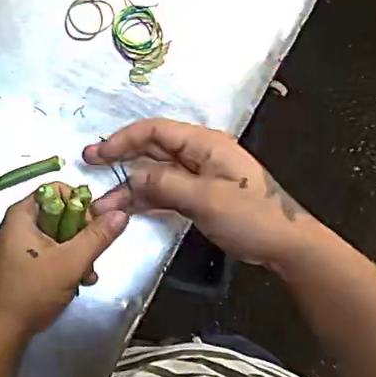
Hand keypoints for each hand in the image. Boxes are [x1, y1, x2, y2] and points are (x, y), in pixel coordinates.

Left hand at [0, 183, 127, 339]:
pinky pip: (54, 251)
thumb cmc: (32, 290)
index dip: (79, 204)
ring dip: (79, 253)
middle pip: (62, 213)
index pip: (57, 190)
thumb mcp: (71, 262)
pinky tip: (79, 281)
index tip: (91, 226)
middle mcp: (20, 224)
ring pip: (61, 235)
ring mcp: (22, 245)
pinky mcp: (26, 263)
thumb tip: (121, 213)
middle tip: (90, 255)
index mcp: (22, 214)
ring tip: (86, 274)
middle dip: (82, 235)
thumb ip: (98, 236)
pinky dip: (68, 263)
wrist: (4, 331)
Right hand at [85, 119, 327, 273]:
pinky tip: (125, 209)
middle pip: (153, 150)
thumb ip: (166, 183)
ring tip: (102, 204)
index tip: (98, 153)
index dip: (124, 139)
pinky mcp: (200, 197)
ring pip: (156, 174)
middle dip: (121, 160)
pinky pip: (166, 192)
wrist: (286, 245)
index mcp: (205, 144)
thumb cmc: (252, 216)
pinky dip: (146, 199)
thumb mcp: (206, 199)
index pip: (156, 131)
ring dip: (130, 187)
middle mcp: (199, 155)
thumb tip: (133, 175)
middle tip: (89, 167)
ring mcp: (199, 176)